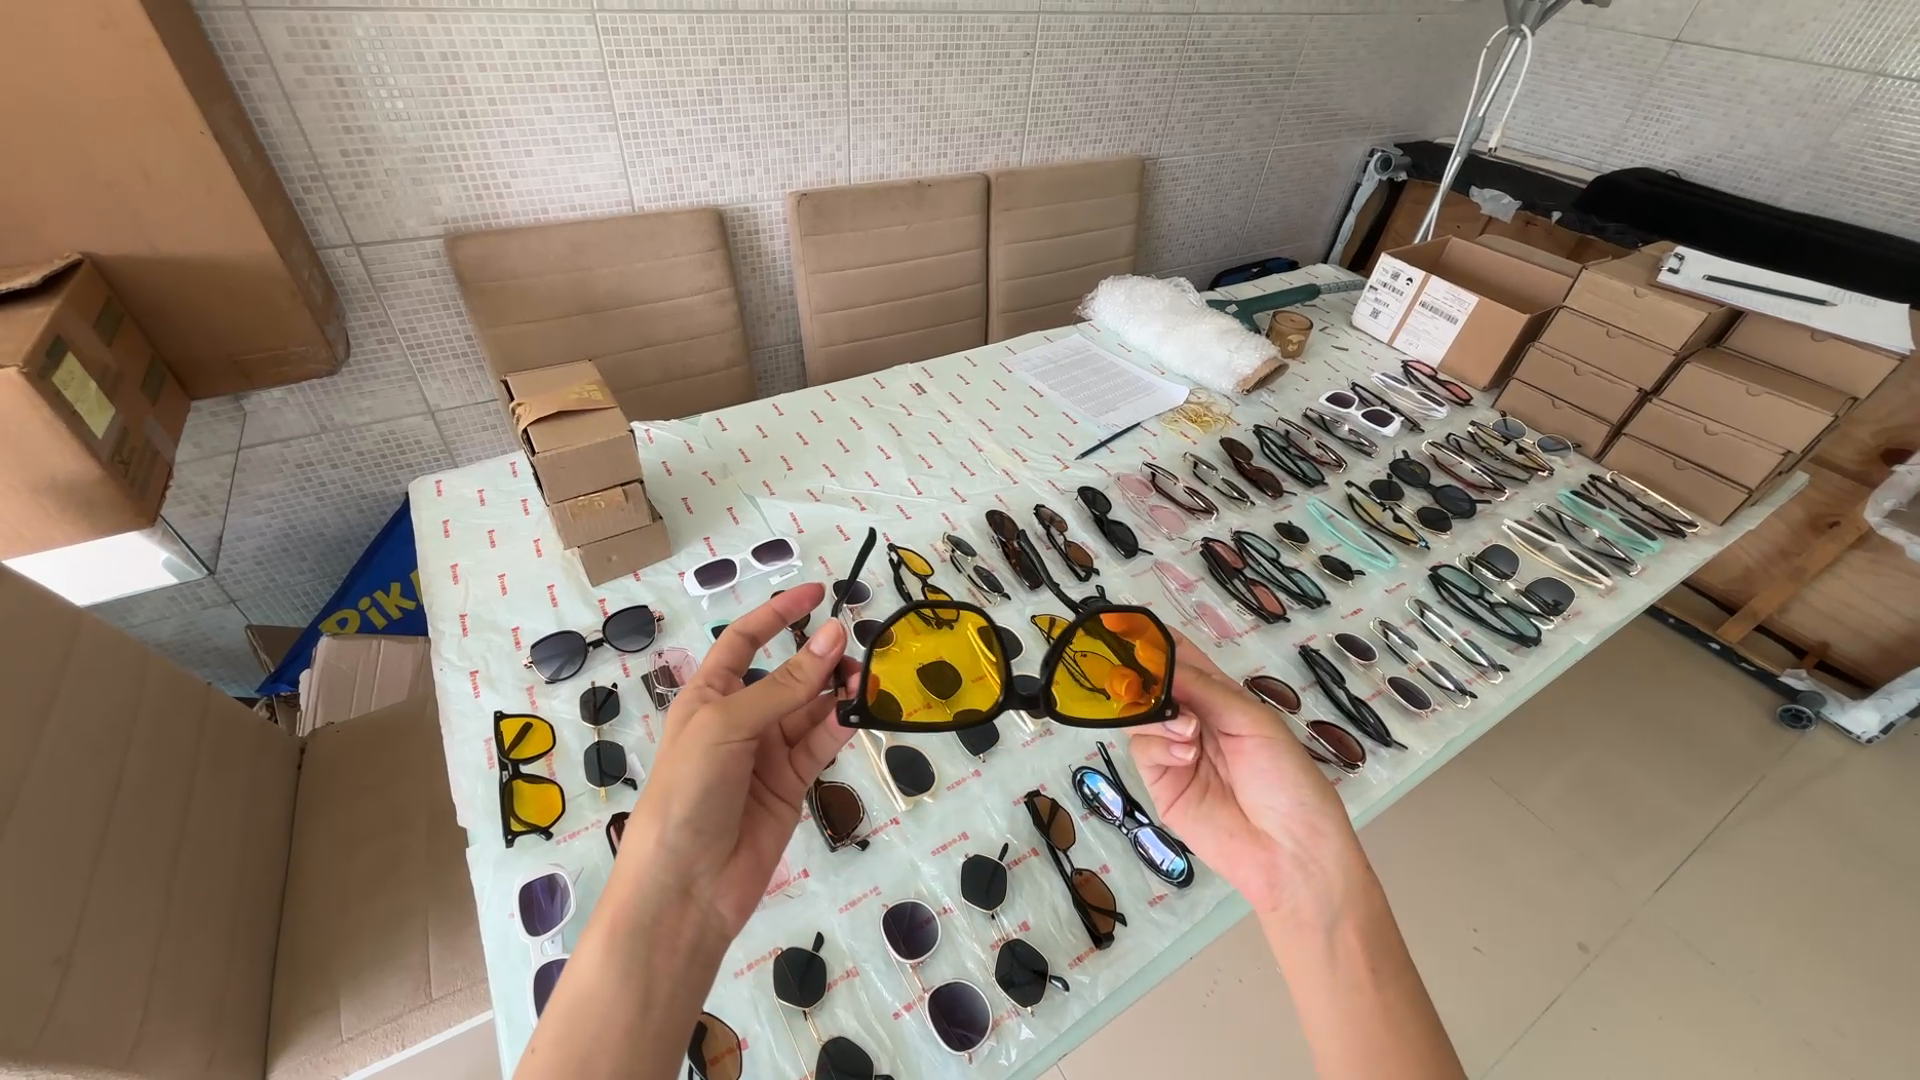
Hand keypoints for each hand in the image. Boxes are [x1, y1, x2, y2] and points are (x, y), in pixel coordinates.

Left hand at [615, 584, 855, 939]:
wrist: (684, 889)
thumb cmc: (688, 793)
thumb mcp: (728, 727)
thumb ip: (784, 685)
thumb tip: (833, 634)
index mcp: (709, 696)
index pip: (745, 640)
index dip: (778, 613)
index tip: (818, 591)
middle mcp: (740, 719)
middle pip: (787, 675)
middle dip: (819, 659)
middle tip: (855, 652)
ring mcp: (767, 753)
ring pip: (811, 709)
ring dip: (837, 693)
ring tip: (865, 683)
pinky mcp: (791, 784)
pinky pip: (820, 744)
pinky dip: (839, 727)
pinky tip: (857, 714)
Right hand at [1128, 632, 1363, 914]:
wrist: (1291, 852)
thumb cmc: (1287, 779)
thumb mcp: (1253, 721)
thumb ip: (1203, 689)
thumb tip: (1157, 664)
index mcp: (1220, 697)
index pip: (1180, 660)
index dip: (1155, 643)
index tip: (1128, 628)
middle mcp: (1191, 718)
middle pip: (1151, 686)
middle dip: (1143, 677)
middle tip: (1139, 676)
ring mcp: (1172, 750)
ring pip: (1140, 716)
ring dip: (1157, 715)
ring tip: (1187, 731)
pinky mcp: (1160, 781)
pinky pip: (1143, 749)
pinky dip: (1159, 745)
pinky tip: (1185, 754)